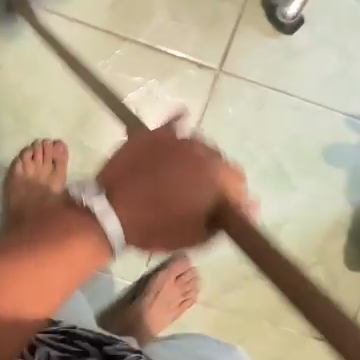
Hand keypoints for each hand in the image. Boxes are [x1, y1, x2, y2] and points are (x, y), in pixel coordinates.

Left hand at [96, 116, 250, 251]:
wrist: (109, 212)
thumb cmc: (155, 228)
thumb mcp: (196, 235)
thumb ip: (227, 220)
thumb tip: (250, 205)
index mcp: (216, 175)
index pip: (238, 182)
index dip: (232, 197)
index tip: (219, 208)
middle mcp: (201, 150)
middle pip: (218, 161)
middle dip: (213, 176)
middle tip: (196, 193)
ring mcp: (175, 138)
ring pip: (198, 145)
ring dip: (195, 157)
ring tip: (179, 173)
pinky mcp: (153, 132)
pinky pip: (173, 124)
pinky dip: (178, 127)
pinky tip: (178, 130)